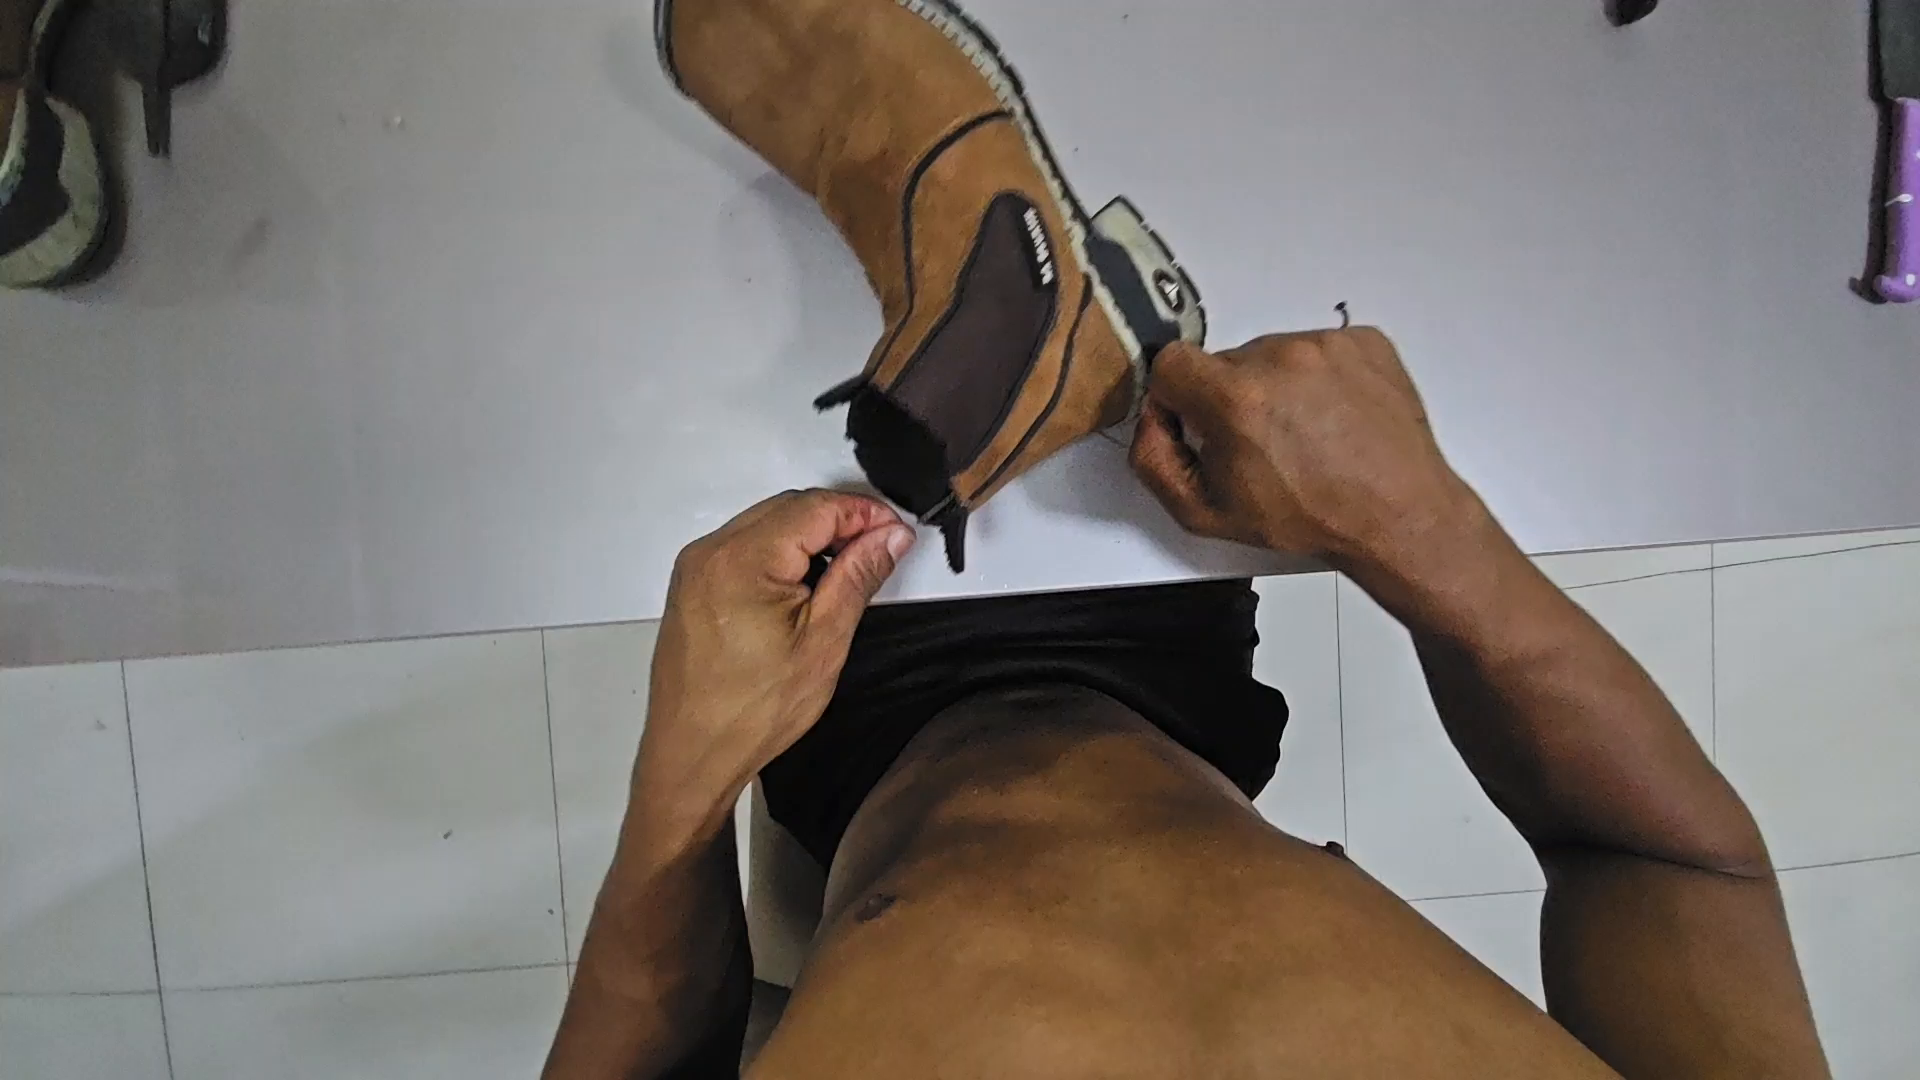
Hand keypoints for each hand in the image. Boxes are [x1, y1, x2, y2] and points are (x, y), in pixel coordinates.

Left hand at [634, 491, 915, 837]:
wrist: (691, 757)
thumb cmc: (757, 709)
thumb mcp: (823, 642)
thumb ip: (858, 577)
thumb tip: (892, 535)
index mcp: (741, 559)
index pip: (816, 507)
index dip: (864, 513)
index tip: (899, 534)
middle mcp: (711, 549)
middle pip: (790, 507)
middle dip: (841, 520)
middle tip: (881, 549)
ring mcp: (696, 565)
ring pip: (769, 522)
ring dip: (813, 534)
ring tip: (851, 566)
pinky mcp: (692, 582)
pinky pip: (747, 544)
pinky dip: (784, 550)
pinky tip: (808, 579)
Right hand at [1130, 328, 1481, 571]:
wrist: (1395, 514)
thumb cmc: (1306, 516)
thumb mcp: (1202, 512)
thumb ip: (1152, 460)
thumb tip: (1151, 419)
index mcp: (1236, 399)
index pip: (1171, 362)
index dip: (1175, 396)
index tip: (1198, 423)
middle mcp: (1281, 359)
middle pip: (1221, 362)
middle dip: (1226, 398)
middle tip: (1257, 443)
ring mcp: (1326, 346)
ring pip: (1268, 354)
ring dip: (1271, 388)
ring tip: (1299, 433)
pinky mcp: (1361, 340)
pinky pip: (1313, 349)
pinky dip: (1312, 380)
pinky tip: (1326, 419)